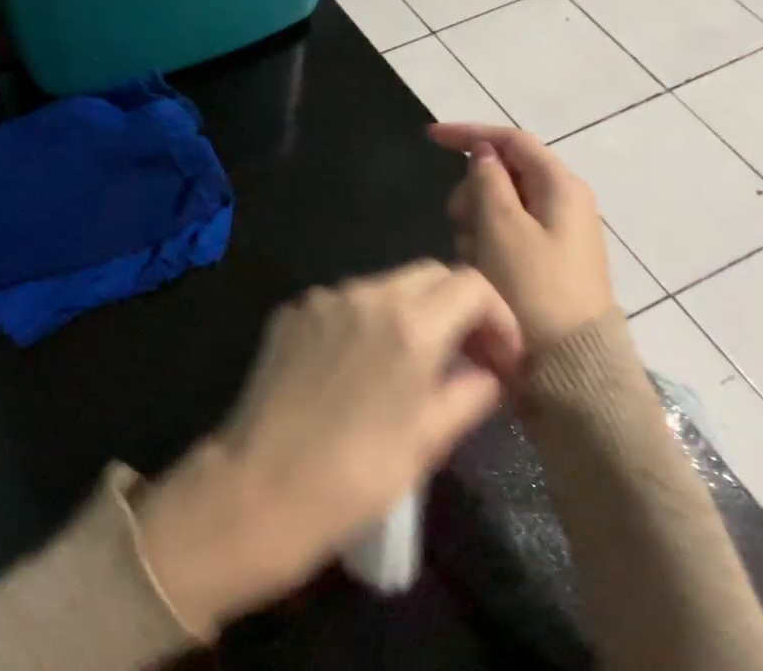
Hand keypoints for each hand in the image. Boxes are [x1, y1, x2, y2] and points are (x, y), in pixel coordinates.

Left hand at [136, 262, 522, 632]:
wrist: (262, 486)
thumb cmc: (357, 475)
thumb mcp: (427, 441)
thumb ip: (468, 394)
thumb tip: (488, 374)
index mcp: (410, 324)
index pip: (471, 285)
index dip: (497, 317)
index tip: (500, 358)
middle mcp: (364, 295)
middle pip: (428, 275)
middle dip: (456, 307)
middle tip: (465, 357)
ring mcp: (320, 301)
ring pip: (381, 286)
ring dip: (408, 313)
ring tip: (411, 367)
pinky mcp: (288, 315)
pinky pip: (339, 304)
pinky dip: (362, 323)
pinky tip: (357, 369)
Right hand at [428, 123, 615, 353]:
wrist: (568, 363)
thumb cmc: (532, 288)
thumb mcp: (502, 229)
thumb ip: (488, 182)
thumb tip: (484, 153)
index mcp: (561, 187)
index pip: (511, 141)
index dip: (469, 134)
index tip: (428, 139)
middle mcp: (563, 204)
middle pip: (502, 174)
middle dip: (471, 192)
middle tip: (458, 224)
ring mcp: (556, 235)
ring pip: (498, 207)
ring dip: (475, 224)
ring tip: (470, 256)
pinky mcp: (546, 263)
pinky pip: (504, 236)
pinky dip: (485, 245)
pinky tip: (478, 270)